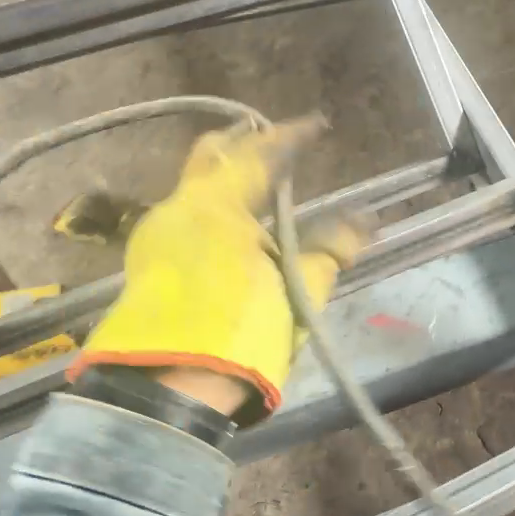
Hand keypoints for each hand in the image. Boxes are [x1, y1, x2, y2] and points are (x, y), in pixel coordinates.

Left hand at [69, 116, 368, 423]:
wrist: (170, 389)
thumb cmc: (243, 330)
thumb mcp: (299, 289)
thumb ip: (331, 250)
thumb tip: (365, 223)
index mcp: (215, 206)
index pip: (259, 154)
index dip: (292, 137)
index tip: (318, 126)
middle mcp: (178, 209)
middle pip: (211, 156)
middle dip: (245, 144)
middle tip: (278, 143)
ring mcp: (156, 236)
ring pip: (195, 188)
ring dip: (228, 178)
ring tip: (264, 185)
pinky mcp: (149, 265)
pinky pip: (187, 217)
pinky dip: (216, 208)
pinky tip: (239, 226)